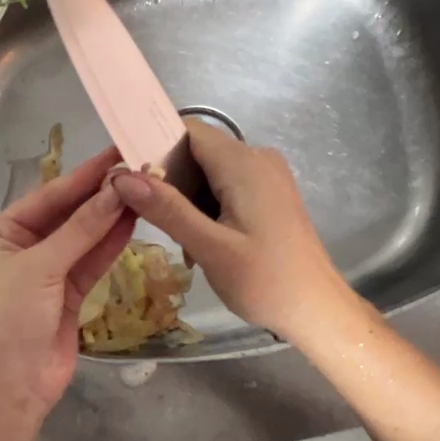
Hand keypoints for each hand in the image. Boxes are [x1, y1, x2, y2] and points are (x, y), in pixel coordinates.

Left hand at [0, 145, 134, 416]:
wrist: (12, 384)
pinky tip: (135, 221)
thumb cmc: (11, 318)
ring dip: (111, 217)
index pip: (48, 196)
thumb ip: (81, 229)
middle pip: (68, 214)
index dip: (84, 176)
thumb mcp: (41, 267)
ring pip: (84, 238)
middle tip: (140, 168)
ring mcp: (48, 272)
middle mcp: (24, 248)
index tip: (117, 153)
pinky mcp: (69, 295)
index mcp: (2, 234)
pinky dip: (111, 245)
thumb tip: (117, 189)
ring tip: (146, 189)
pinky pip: (92, 262)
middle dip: (101, 195)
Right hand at [110, 121, 345, 339]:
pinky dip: (205, 209)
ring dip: (185, 201)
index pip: (187, 130)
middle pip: (196, 151)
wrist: (317, 309)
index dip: (153, 146)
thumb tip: (122, 176)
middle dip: (168, 181)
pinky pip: (224, 187)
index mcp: (243, 164)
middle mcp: (257, 159)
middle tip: (153, 222)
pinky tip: (201, 244)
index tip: (128, 178)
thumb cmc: (265, 281)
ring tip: (183, 243)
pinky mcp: (268, 195)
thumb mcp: (210, 247)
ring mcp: (266, 177)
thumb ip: (167, 209)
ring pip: (207, 172)